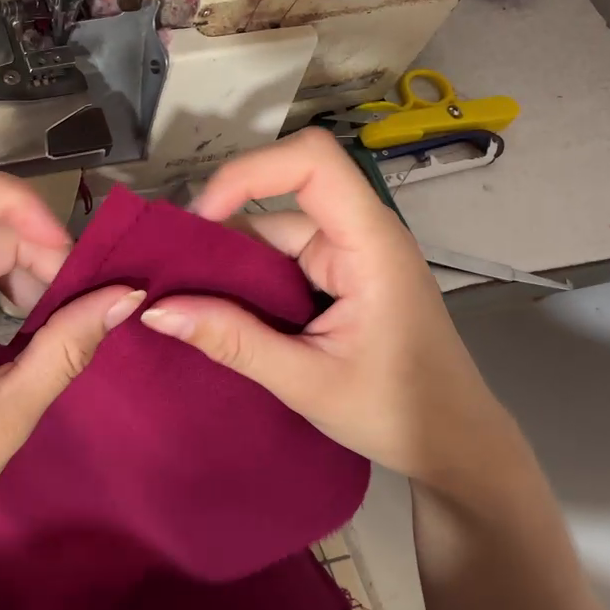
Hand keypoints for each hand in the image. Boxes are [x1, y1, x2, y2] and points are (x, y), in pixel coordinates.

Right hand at [137, 127, 516, 494]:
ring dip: (228, 262)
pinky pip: (280, 261)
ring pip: (273, 233)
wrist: (453, 446)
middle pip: (280, 198)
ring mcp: (350, 256)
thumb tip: (156, 311)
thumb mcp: (306, 381)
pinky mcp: (339, 277)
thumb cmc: (398, 412)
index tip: (201, 222)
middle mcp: (360, 235)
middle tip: (170, 275)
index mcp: (371, 244)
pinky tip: (214, 309)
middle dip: (221, 230)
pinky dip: (244, 280)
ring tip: (181, 298)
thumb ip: (233, 341)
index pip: (312, 163)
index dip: (249, 173)